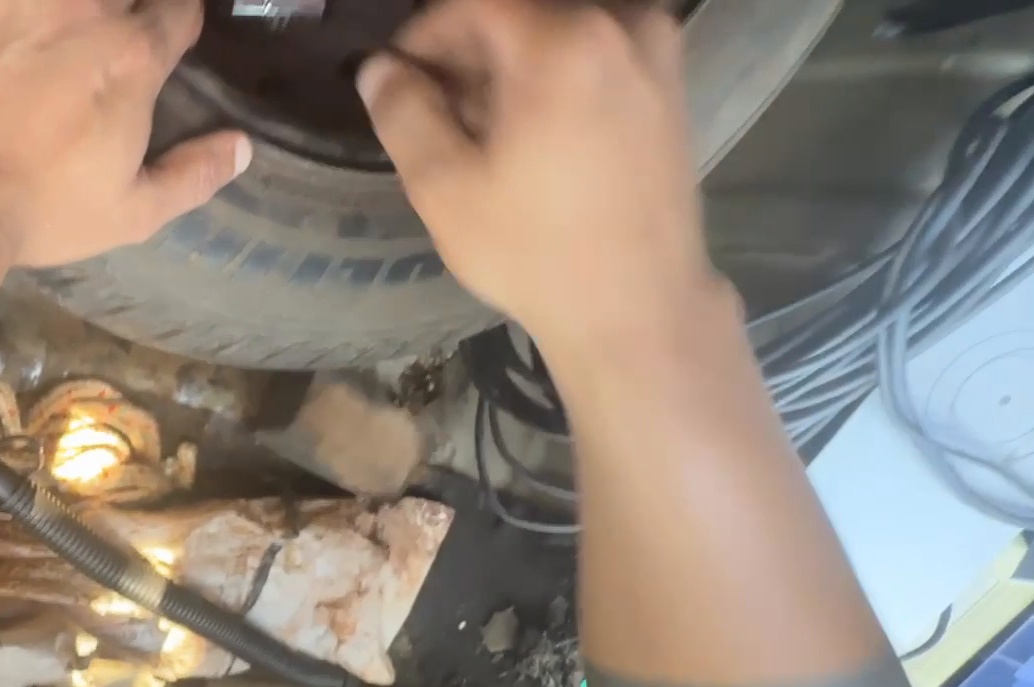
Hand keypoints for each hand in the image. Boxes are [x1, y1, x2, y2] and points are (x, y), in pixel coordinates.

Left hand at [0, 0, 251, 270]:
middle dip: (123, 11)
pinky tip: (8, 25)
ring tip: (59, 30)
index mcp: (133, 55)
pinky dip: (5, 4)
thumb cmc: (42, 212)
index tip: (162, 44)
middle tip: (104, 38)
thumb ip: (192, 176)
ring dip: (72, 4)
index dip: (175, 26)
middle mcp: (85, 4)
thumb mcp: (130, 214)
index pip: (179, 11)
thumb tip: (242, 147)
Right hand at [356, 0, 724, 354]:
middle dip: (462, 53)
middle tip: (426, 113)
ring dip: (502, 68)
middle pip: (519, 11)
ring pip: (555, 31)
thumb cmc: (526, 249)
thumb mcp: (444, 188)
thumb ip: (404, 116)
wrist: (629, 299)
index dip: (422, 34)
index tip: (393, 79)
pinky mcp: (668, 82)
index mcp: (560, 42)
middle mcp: (620, 22)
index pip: (473, 1)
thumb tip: (377, 70)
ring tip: (471, 131)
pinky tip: (521, 135)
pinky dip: (545, 78)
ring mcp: (654, 49)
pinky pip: (590, 54)